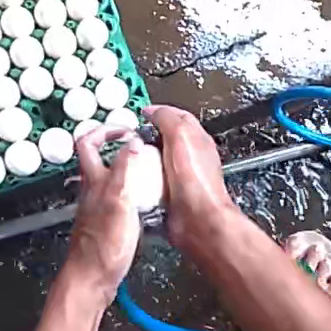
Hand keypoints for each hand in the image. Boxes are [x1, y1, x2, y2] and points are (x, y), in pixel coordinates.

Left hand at [57, 128, 149, 305]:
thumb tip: (133, 142)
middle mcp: (92, 190)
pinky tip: (146, 198)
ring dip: (127, 167)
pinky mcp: (106, 222)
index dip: (105, 130)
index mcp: (94, 181)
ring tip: (148, 166)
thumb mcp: (119, 202)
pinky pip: (118, 195)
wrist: (91, 281)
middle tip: (139, 144)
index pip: (88, 142)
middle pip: (97, 157)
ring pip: (109, 176)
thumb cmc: (103, 247)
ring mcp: (98, 206)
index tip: (127, 129)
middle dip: (116, 145)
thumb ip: (125, 170)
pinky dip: (132, 189)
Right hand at [143, 105, 240, 256]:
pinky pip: (153, 183)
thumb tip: (154, 111)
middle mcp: (192, 158)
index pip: (179, 117)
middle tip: (134, 136)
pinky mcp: (171, 195)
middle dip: (150, 136)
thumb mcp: (180, 136)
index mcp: (197, 140)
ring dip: (145, 160)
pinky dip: (144, 180)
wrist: (197, 220)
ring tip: (133, 157)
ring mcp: (182, 177)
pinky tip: (137, 180)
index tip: (144, 113)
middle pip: (167, 139)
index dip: (160, 112)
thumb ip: (168, 119)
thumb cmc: (196, 182)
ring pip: (159, 161)